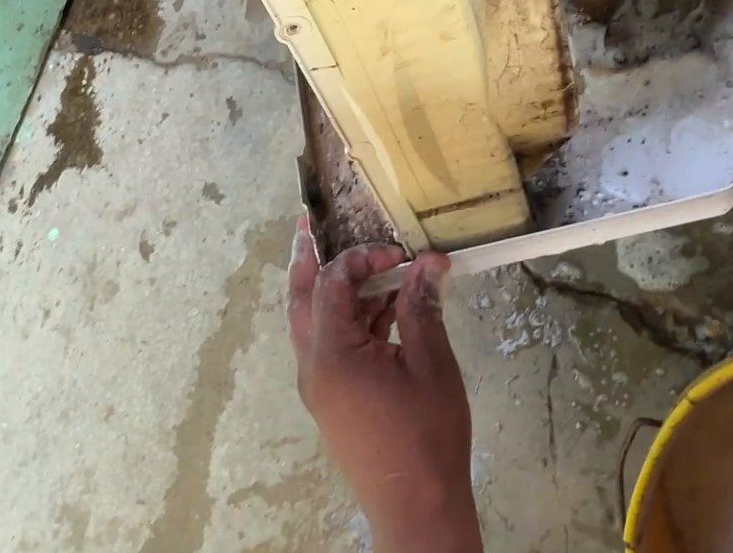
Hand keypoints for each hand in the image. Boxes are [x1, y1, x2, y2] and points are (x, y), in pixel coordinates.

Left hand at [288, 217, 479, 552]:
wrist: (418, 510)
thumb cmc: (427, 437)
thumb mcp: (431, 365)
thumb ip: (422, 307)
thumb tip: (429, 262)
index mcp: (331, 352)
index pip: (332, 283)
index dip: (362, 258)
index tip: (401, 254)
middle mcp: (313, 364)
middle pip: (300, 297)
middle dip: (306, 258)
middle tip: (307, 223)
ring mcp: (318, 383)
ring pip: (312, 320)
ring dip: (331, 289)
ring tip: (355, 262)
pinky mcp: (330, 398)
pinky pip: (329, 344)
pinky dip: (348, 320)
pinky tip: (380, 309)